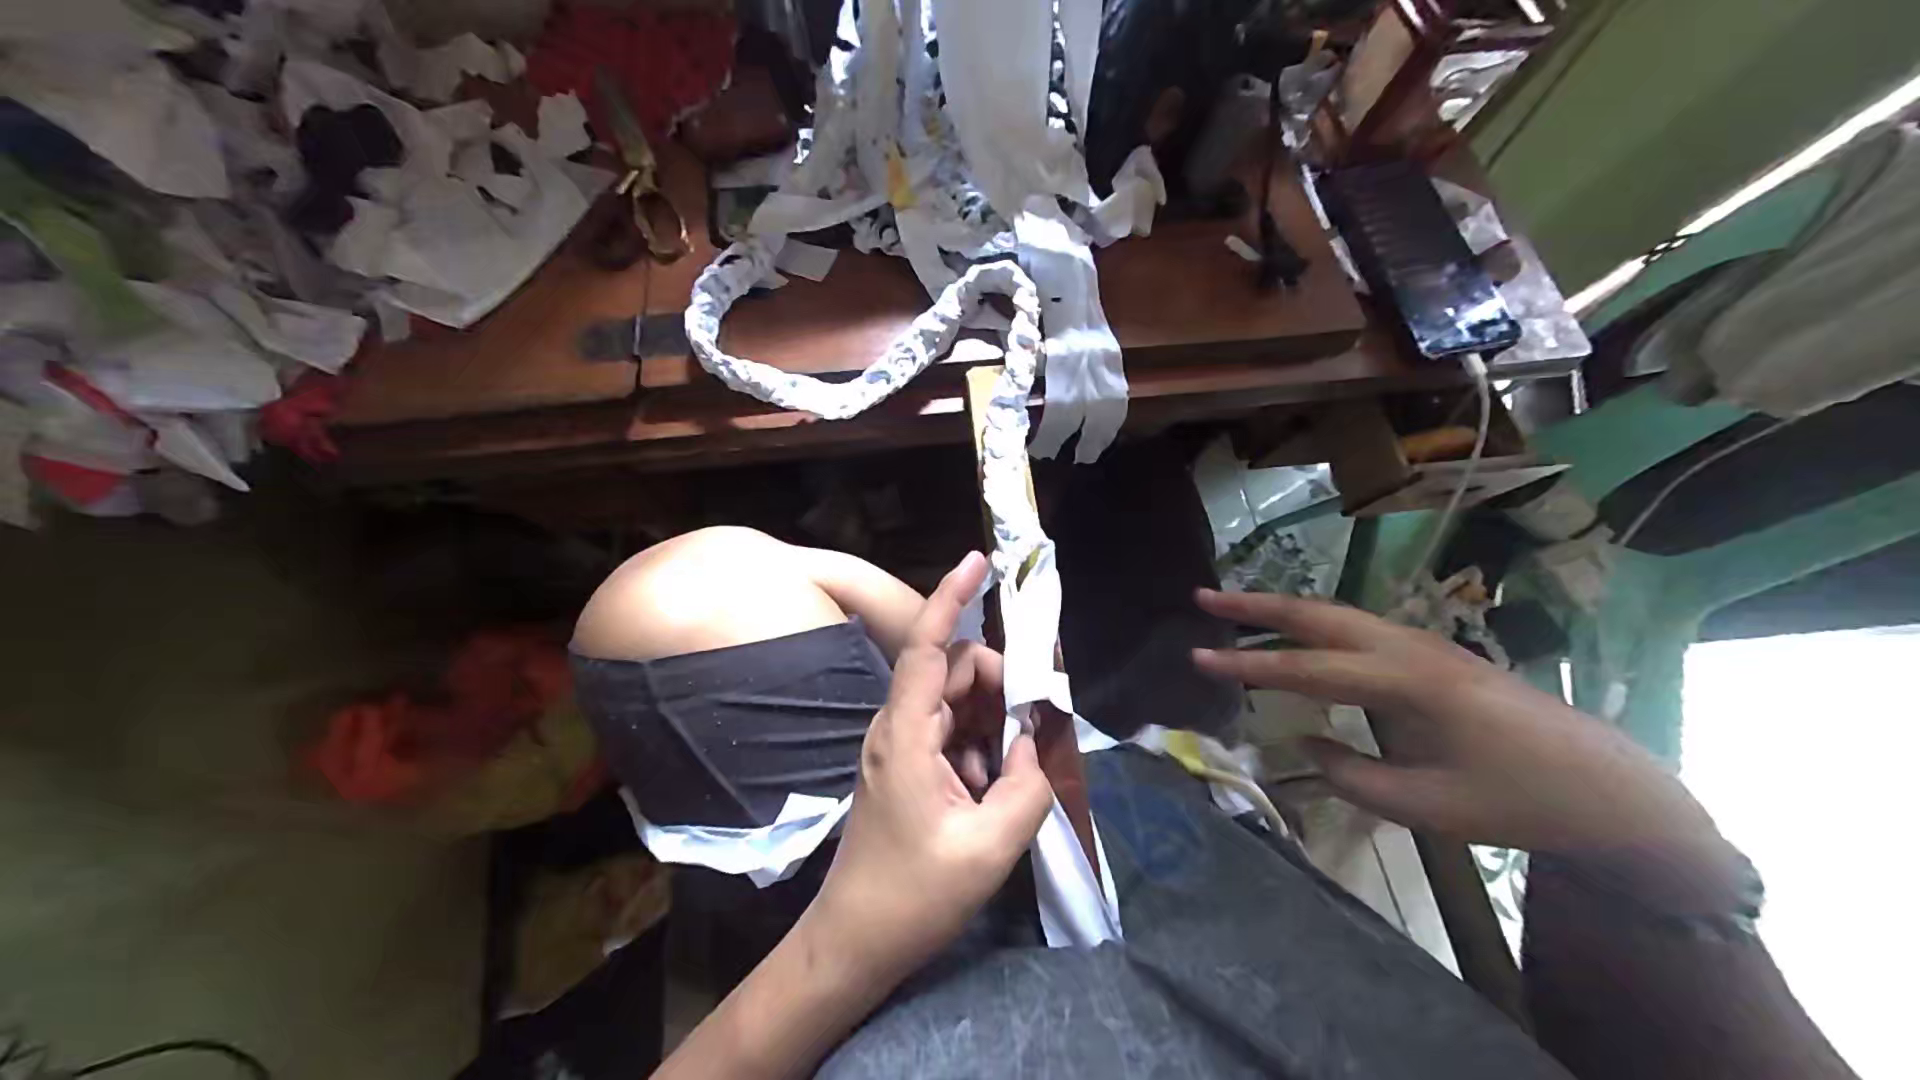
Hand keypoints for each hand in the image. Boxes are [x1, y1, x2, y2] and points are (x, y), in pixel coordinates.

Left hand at [805, 552, 1053, 985]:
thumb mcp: (987, 847)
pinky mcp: (908, 763)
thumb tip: (1036, 740)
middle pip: (956, 669)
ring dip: (995, 719)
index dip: (951, 597)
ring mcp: (901, 743)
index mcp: (906, 733)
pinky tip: (993, 787)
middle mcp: (899, 725)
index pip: (929, 646)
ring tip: (1014, 769)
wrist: (855, 941)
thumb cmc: (912, 896)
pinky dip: (982, 743)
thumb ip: (1027, 786)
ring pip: (959, 699)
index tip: (978, 560)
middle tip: (1038, 724)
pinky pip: (954, 729)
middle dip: (1002, 683)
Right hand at [1192, 590, 1732, 871]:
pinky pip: (1355, 626)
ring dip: (1281, 608)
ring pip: (1336, 614)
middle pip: (1318, 614)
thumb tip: (1307, 742)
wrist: (1616, 790)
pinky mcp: (1430, 653)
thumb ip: (1352, 775)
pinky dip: (1311, 622)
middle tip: (1203, 597)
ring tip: (1233, 607)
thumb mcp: (1429, 806)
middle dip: (1255, 605)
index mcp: (1410, 683)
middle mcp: (1411, 648)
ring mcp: (1423, 644)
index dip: (1248, 664)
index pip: (1308, 668)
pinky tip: (1294, 633)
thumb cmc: (1522, 802)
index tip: (1198, 658)